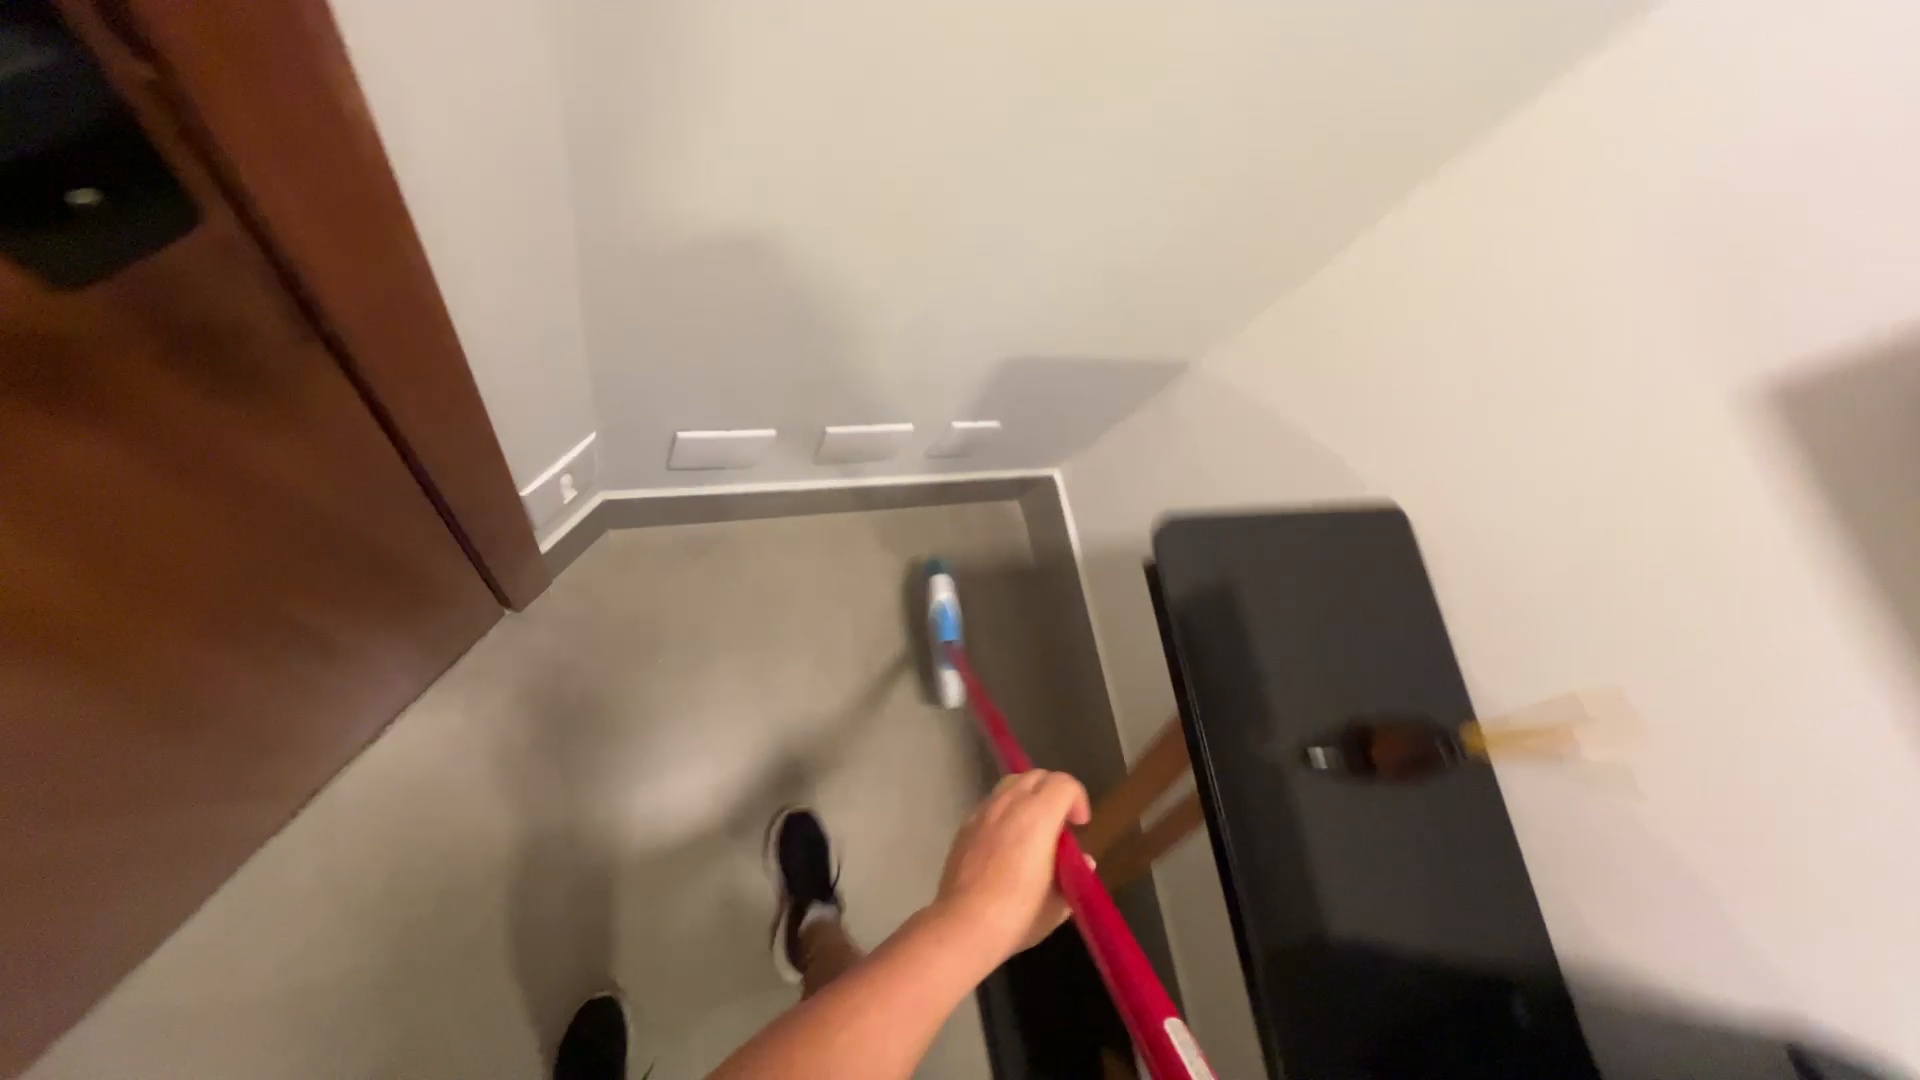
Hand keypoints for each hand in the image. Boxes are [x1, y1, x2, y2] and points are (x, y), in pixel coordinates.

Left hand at [931, 769, 1090, 964]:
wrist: (964, 925)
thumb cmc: (1018, 915)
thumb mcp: (1059, 904)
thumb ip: (1074, 875)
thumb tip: (1083, 861)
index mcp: (1038, 816)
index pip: (1064, 783)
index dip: (1078, 798)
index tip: (1080, 825)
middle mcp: (1009, 804)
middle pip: (1037, 775)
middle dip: (1055, 792)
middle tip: (1060, 824)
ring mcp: (983, 812)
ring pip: (1010, 783)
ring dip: (1028, 796)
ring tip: (1033, 827)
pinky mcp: (965, 825)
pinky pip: (991, 804)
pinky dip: (1005, 811)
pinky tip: (1006, 842)